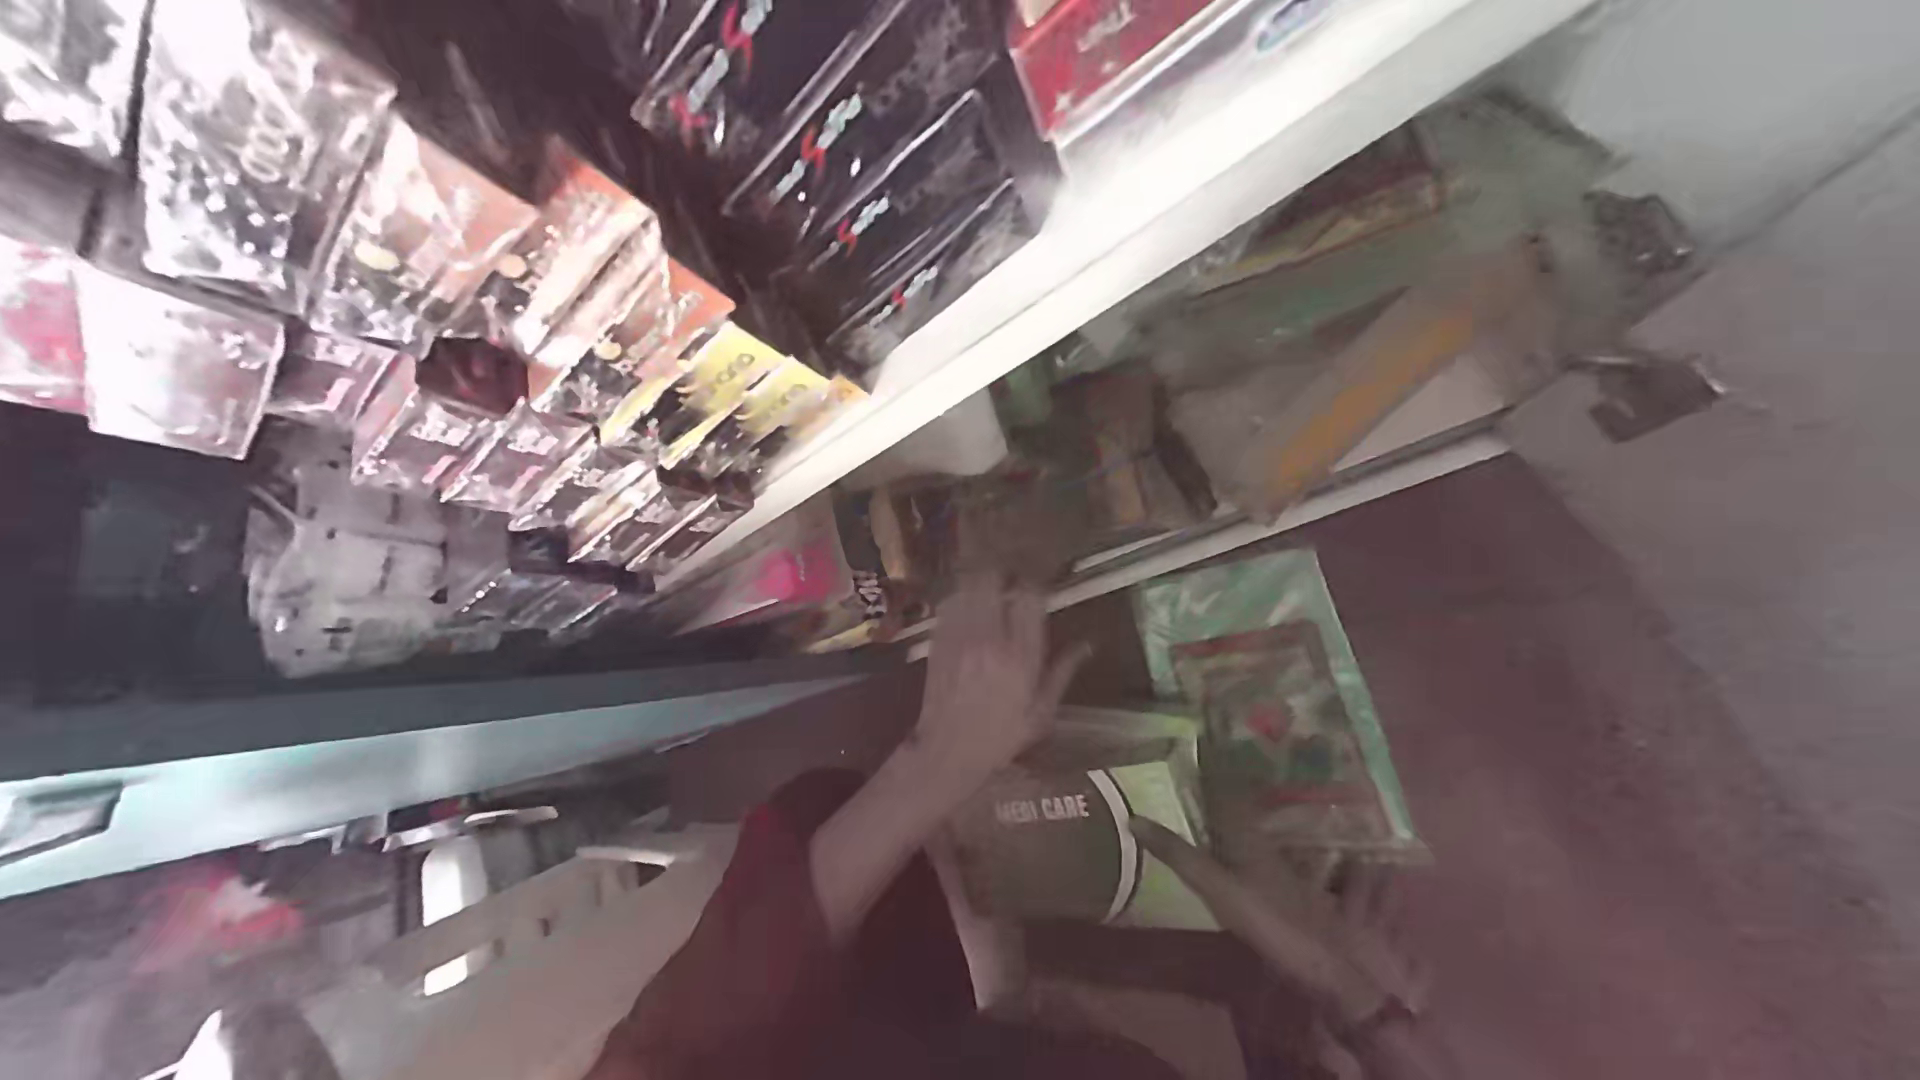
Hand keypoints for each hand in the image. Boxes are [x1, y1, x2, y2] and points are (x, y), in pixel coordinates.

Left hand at [910, 575, 1090, 790]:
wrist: (949, 750)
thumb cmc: (1001, 736)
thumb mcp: (1042, 712)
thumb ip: (1062, 672)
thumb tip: (1087, 645)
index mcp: (1020, 655)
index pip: (1029, 598)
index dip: (1035, 583)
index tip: (1039, 585)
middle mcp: (989, 639)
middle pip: (992, 582)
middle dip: (1003, 575)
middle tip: (1011, 580)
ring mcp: (959, 638)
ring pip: (967, 589)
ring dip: (979, 584)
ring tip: (988, 589)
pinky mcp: (938, 642)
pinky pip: (948, 606)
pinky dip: (958, 599)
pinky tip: (965, 607)